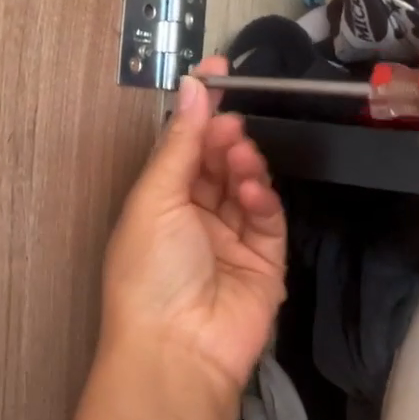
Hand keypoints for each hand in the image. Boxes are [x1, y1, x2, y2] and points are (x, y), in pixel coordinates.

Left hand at [101, 59, 287, 397]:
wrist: (178, 349)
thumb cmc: (150, 270)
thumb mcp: (155, 199)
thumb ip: (181, 143)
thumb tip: (194, 86)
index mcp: (159, 202)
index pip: (184, 146)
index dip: (201, 110)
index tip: (220, 71)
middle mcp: (194, 217)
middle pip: (217, 162)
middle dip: (224, 136)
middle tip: (231, 122)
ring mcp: (231, 239)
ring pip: (245, 185)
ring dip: (243, 165)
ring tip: (240, 155)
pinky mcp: (265, 261)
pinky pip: (268, 218)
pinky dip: (262, 198)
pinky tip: (252, 190)